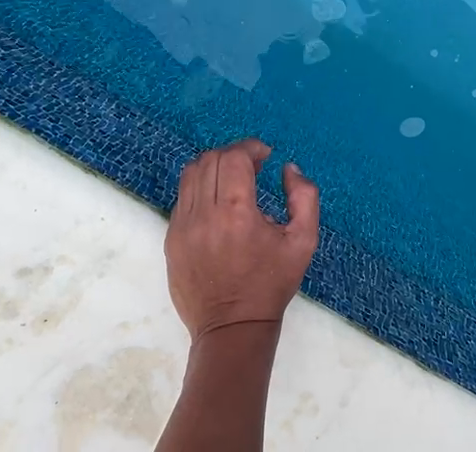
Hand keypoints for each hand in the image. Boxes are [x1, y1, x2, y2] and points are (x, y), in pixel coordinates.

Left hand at [164, 139, 319, 341]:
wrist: (232, 327)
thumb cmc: (272, 283)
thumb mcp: (304, 240)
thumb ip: (304, 196)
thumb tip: (288, 169)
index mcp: (237, 213)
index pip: (233, 158)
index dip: (250, 147)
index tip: (265, 155)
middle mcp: (204, 215)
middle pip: (210, 160)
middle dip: (234, 154)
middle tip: (253, 166)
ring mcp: (182, 228)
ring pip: (191, 174)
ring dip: (214, 167)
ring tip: (233, 179)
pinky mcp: (171, 240)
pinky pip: (183, 198)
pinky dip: (201, 188)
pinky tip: (218, 203)